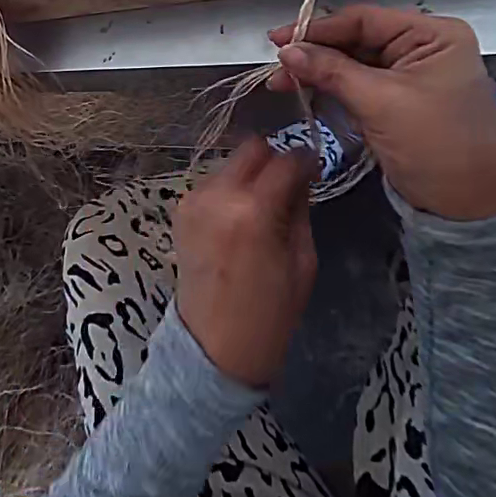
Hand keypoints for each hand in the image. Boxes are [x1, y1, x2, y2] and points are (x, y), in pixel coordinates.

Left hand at [174, 138, 318, 388]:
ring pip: (230, 162)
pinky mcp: (181, 209)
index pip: (286, 160)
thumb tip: (301, 176)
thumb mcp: (302, 261)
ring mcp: (194, 199)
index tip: (314, 168)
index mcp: (253, 210)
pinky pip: (213, 183)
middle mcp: (217, 194)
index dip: (305, 160)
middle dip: (274, 159)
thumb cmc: (269, 313)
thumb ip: (299, 209)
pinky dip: (230, 189)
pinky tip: (238, 217)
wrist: (214, 348)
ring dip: (250, 174)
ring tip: (262, 205)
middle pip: (252, 148)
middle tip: (288, 182)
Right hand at [267, 5, 495, 220]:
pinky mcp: (398, 98)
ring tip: (281, 81)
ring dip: (318, 70)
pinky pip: (358, 82)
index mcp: (433, 34)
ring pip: (353, 61)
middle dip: (315, 52)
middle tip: (276, 65)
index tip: (278, 39)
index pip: (365, 20)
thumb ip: (331, 71)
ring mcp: (410, 73)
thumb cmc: (433, 144)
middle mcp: (424, 45)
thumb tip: (286, 50)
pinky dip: (331, 86)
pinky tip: (304, 89)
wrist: (467, 207)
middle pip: (357, 39)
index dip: (318, 28)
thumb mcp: (379, 102)